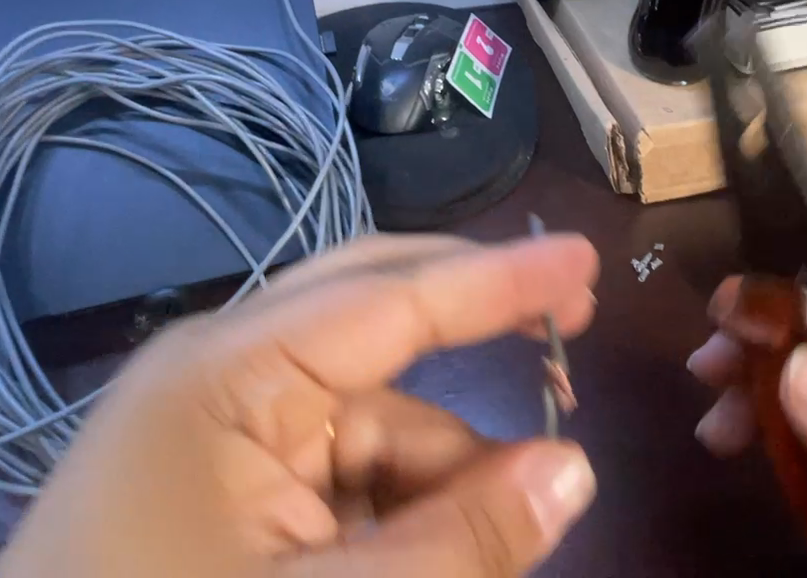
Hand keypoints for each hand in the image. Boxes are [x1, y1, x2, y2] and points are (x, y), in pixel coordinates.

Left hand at [0, 233, 599, 577]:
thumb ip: (457, 541)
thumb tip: (573, 470)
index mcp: (231, 371)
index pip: (395, 297)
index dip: (499, 281)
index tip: (585, 257)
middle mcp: (227, 367)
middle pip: (378, 306)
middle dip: (474, 315)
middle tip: (568, 315)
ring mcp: (221, 418)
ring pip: (370, 404)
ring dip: (443, 456)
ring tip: (504, 524)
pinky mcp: (222, 471)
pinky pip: (338, 457)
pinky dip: (396, 496)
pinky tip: (428, 549)